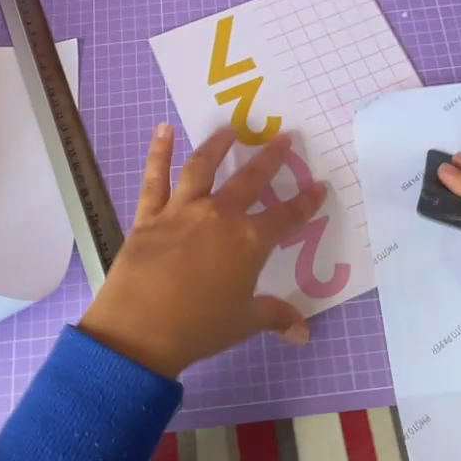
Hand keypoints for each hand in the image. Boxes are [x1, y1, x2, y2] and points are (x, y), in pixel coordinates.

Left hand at [78, 125, 327, 378]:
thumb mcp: (244, 322)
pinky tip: (163, 130)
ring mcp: (182, 210)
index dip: (306, 202)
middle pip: (250, 180)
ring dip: (218, 145)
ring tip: (230, 128)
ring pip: (203, 167)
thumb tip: (303, 333)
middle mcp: (219, 216)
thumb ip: (275, 316)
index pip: (287, 217)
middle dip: (270, 158)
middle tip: (283, 138)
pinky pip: (155, 178)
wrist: (140, 330)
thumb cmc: (200, 327)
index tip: (319, 186)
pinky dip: (159, 152)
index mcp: (250, 241)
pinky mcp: (150, 215)